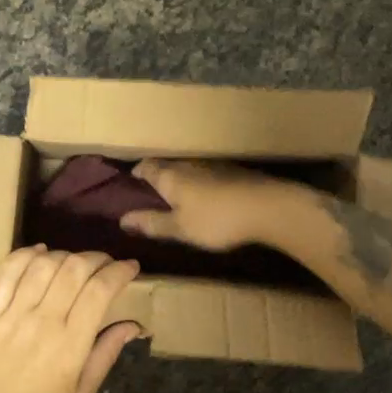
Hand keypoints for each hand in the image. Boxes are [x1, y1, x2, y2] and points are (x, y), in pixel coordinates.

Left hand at [0, 246, 141, 392]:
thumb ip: (106, 353)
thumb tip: (134, 324)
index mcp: (70, 346)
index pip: (99, 291)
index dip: (119, 271)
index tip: (131, 267)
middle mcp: (41, 323)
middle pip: (73, 269)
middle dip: (96, 258)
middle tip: (106, 263)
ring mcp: (11, 315)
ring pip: (42, 264)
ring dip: (64, 255)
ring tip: (75, 262)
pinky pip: (6, 272)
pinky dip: (25, 254)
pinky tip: (39, 253)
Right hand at [121, 159, 297, 251]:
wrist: (269, 207)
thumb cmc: (217, 219)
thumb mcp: (180, 228)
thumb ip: (151, 223)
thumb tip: (123, 219)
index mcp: (170, 175)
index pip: (145, 166)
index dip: (135, 175)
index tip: (130, 188)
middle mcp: (188, 164)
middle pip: (165, 166)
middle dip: (156, 179)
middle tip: (150, 198)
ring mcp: (212, 165)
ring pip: (187, 169)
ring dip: (179, 181)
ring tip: (176, 200)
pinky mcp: (232, 171)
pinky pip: (206, 175)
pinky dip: (199, 185)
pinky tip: (205, 199)